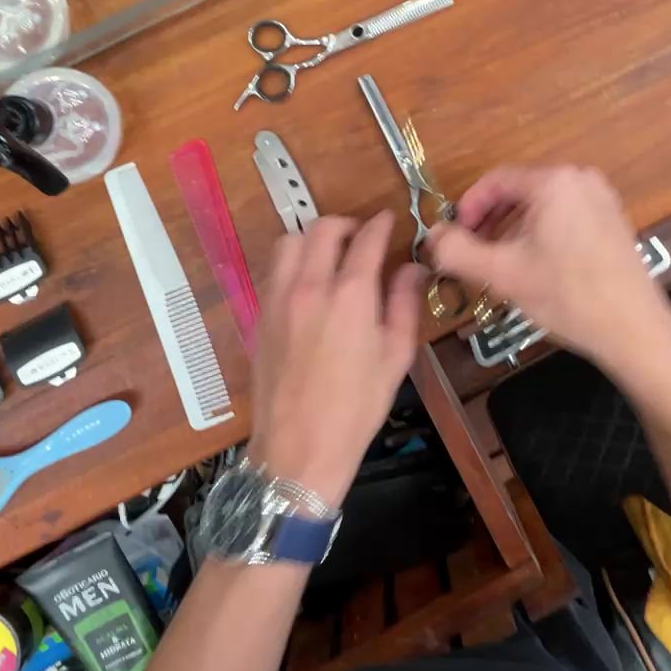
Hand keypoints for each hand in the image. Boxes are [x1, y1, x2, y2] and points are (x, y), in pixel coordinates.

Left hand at [248, 213, 426, 505]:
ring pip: (289, 242)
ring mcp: (278, 299)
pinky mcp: (259, 315)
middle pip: (322, 229)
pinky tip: (307, 283)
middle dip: (346, 224)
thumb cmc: (357, 407)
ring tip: (329, 255)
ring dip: (311, 238)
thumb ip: (404, 304)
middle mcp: (310, 286)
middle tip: (361, 237)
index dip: (381, 224)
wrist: (300, 448)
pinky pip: (273, 270)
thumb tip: (411, 269)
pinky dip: (292, 263)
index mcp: (351, 295)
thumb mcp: (395, 356)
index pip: (366, 238)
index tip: (389, 221)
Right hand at [428, 166, 670, 385]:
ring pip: (541, 206)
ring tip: (501, 264)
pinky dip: (541, 233)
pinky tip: (536, 267)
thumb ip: (458, 251)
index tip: (455, 236)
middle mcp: (580, 179)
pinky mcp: (613, 220)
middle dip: (490, 221)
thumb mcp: (503, 274)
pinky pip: (564, 215)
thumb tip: (432, 236)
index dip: (468, 208)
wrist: (634, 329)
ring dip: (514, 229)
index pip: (495, 181)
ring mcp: (601, 198)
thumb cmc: (567, 296)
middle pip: (518, 191)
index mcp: (553, 182)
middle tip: (474, 253)